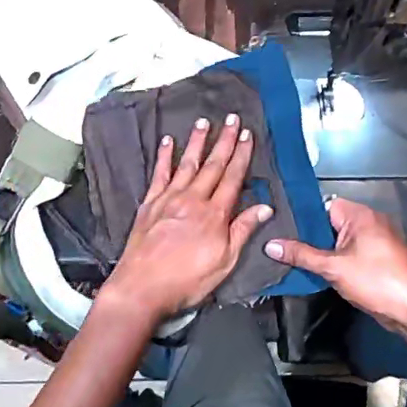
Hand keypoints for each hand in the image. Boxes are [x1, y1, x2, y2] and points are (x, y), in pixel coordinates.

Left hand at [101, 114, 273, 320]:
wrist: (142, 287)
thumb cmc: (186, 280)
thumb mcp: (225, 262)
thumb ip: (242, 231)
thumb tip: (264, 208)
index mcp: (214, 214)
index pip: (232, 178)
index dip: (242, 155)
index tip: (247, 136)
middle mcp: (192, 200)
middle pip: (213, 165)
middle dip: (224, 141)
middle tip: (232, 119)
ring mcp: (169, 200)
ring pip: (187, 163)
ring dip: (197, 141)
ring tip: (204, 121)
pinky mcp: (149, 205)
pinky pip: (159, 174)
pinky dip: (164, 156)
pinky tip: (167, 142)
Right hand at [264, 198, 406, 335]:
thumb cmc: (377, 280)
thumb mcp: (333, 267)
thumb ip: (301, 255)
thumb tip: (271, 245)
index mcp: (359, 215)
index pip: (321, 205)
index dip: (300, 216)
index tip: (276, 226)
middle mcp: (368, 223)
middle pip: (328, 225)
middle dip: (307, 237)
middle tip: (277, 245)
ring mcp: (373, 242)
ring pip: (337, 242)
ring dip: (319, 253)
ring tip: (289, 259)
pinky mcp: (375, 260)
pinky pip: (347, 255)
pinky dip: (333, 263)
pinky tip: (313, 272)